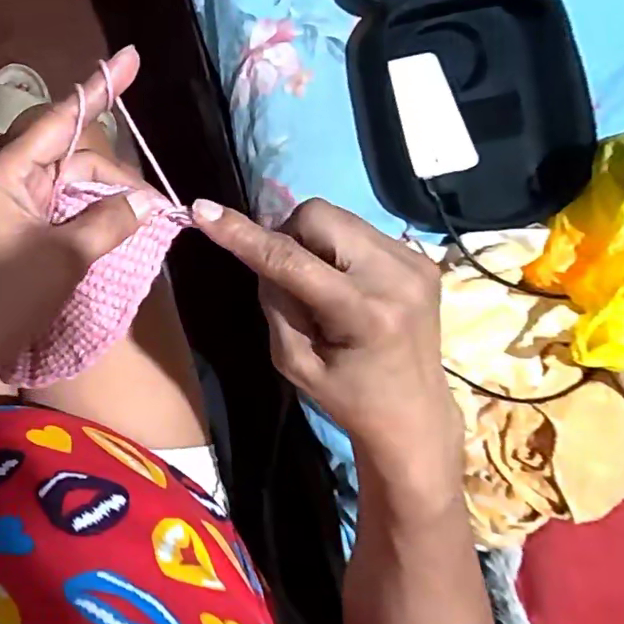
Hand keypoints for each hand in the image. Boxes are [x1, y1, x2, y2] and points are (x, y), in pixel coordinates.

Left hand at [0, 48, 162, 378]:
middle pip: (73, 152)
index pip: (60, 119)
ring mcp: (16, 197)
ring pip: (73, 177)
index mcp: (6, 171)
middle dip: (115, 171)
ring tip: (145, 216)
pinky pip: (66, 198)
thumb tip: (146, 202)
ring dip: (109, 192)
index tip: (129, 56)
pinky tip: (122, 215)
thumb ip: (110, 220)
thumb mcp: (67, 256)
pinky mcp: (24, 220)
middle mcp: (9, 174)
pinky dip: (94, 206)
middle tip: (156, 203)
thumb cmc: (9, 296)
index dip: (99, 88)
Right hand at [191, 198, 459, 507]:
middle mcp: (396, 277)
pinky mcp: (422, 257)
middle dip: (286, 235)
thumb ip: (274, 301)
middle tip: (285, 275)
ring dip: (310, 240)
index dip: (242, 233)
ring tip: (316, 281)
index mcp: (364, 313)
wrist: (415, 414)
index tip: (202, 210)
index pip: (289, 259)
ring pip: (335, 215)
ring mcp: (414, 262)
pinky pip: (356, 228)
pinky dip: (333, 246)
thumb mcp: (291, 359)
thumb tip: (259, 248)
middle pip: (316, 216)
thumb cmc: (345, 396)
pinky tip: (342, 280)